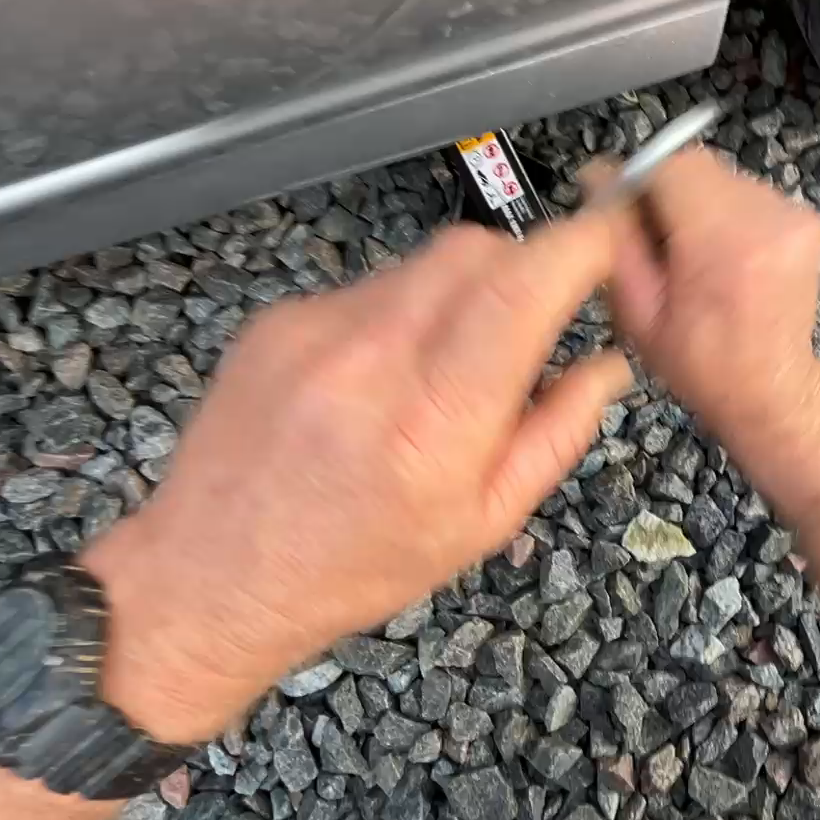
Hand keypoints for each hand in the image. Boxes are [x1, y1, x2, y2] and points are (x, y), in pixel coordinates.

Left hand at [81, 217, 630, 742]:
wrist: (210, 578)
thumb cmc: (360, 564)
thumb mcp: (486, 521)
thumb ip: (560, 432)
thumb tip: (609, 364)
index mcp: (436, 423)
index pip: (520, 292)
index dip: (577, 248)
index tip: (607, 241)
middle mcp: (373, 359)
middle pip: (477, 250)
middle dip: (527, 262)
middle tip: (537, 311)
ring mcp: (317, 328)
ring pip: (429, 260)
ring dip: (469, 286)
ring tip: (450, 358)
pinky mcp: (282, 315)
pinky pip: (378, 281)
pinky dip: (410, 306)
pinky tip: (387, 367)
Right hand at [596, 148, 819, 506]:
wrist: (770, 389)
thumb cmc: (702, 363)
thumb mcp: (639, 312)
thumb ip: (617, 239)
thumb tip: (597, 176)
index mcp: (723, 243)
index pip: (671, 166)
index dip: (640, 181)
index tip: (628, 209)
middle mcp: (767, 219)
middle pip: (698, 166)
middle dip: (669, 194)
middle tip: (660, 241)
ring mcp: (794, 216)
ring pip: (723, 177)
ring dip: (700, 203)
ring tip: (695, 254)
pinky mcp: (807, 220)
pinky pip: (750, 193)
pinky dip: (729, 214)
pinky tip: (724, 255)